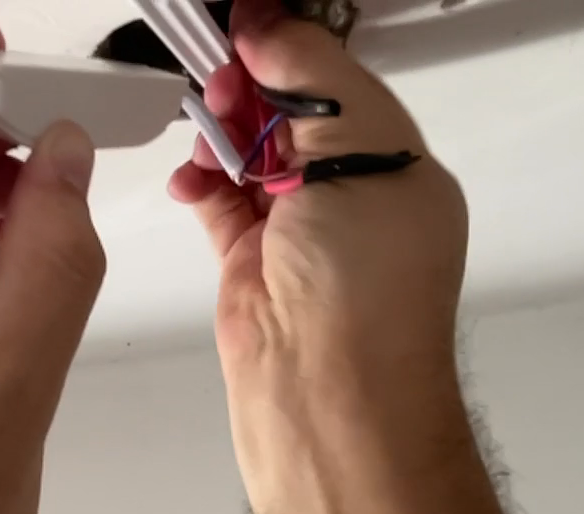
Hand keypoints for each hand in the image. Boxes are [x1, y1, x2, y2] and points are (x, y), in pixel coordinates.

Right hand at [169, 0, 469, 513]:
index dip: (293, 50)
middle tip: (217, 76)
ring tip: (200, 127)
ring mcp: (296, 242)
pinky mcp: (250, 273)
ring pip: (251, 162)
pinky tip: (188, 176)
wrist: (324, 406)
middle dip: (252, 89)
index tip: (245, 26)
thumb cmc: (363, 301)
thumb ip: (318, 82)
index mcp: (395, 170)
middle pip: (292, 120)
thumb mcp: (364, 159)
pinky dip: (201, 184)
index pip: (340, 85)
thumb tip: (274, 32)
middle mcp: (349, 204)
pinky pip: (220, 209)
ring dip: (221, 135)